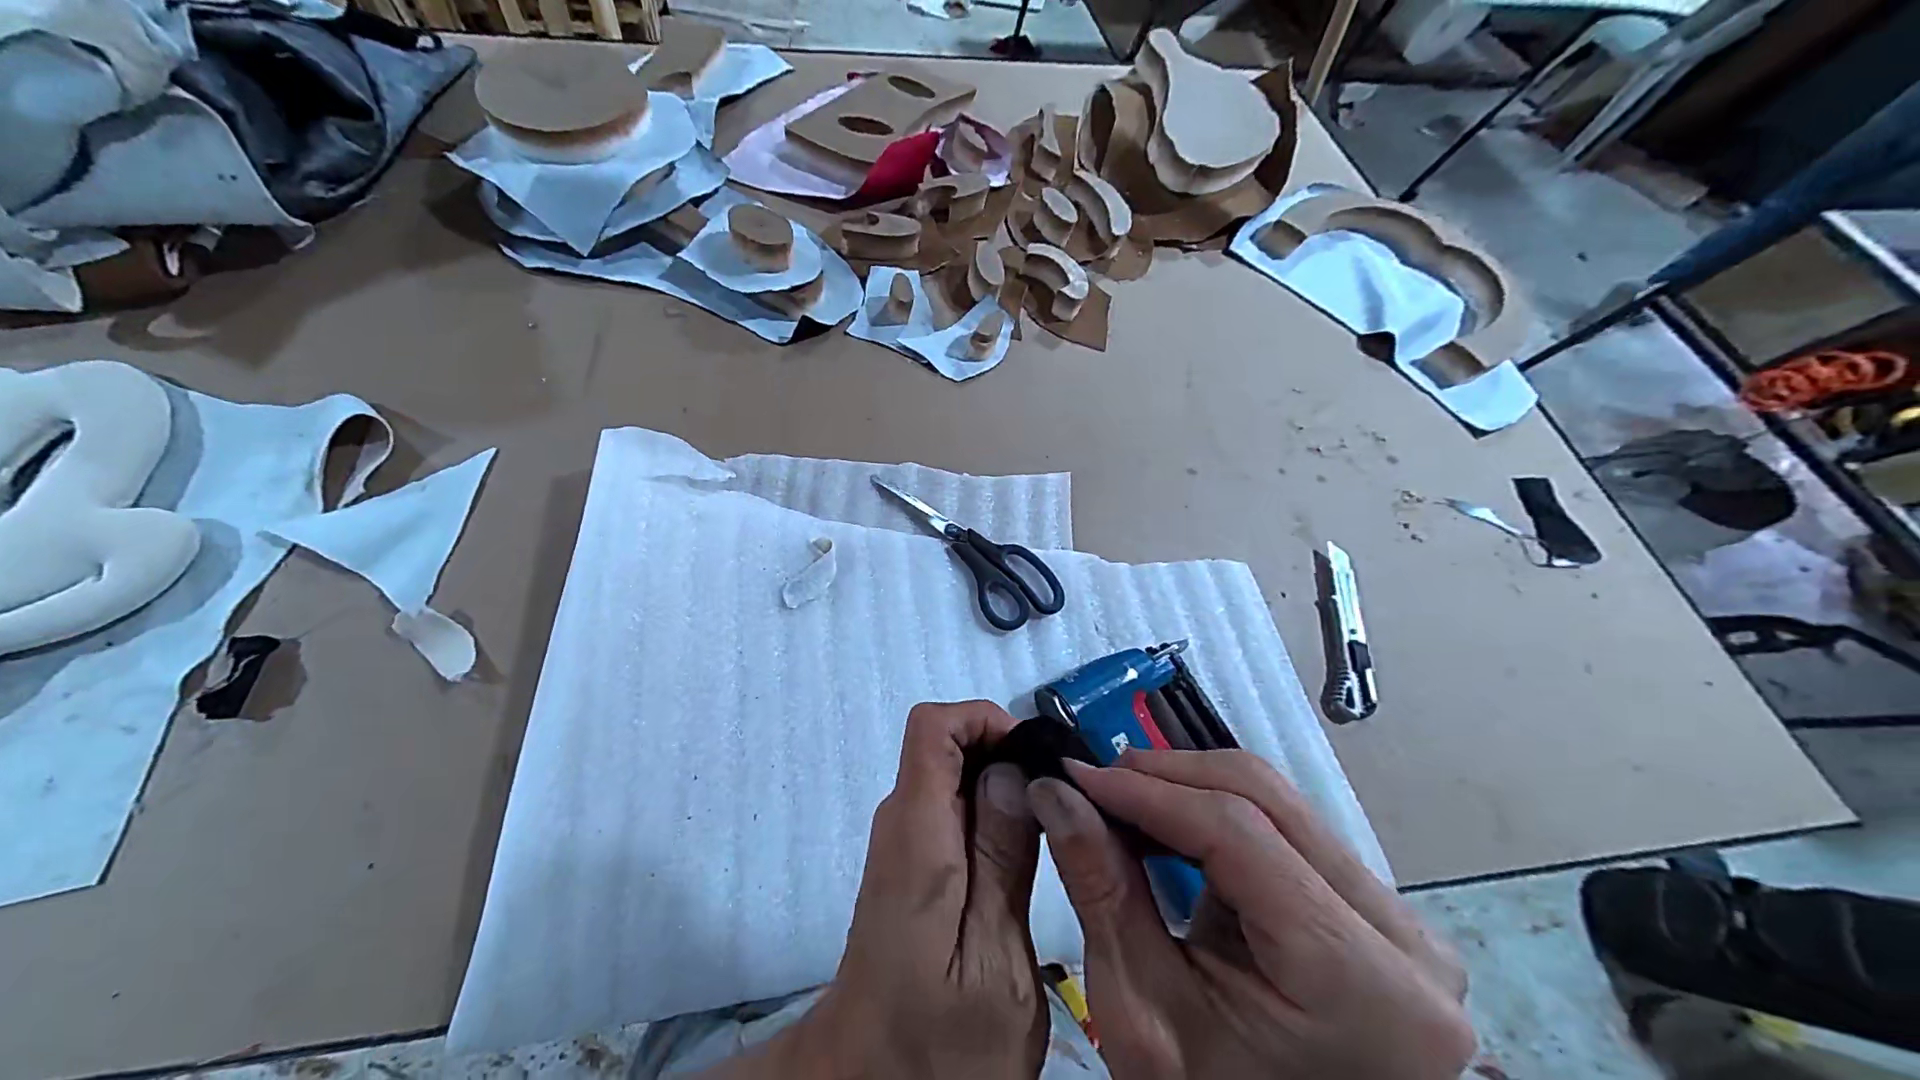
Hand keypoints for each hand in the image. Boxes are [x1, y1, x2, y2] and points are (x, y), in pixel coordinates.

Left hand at [705, 701, 1047, 1079]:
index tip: (1040, 760)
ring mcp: (905, 841)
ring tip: (1059, 830)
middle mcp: (901, 823)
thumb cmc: (936, 1045)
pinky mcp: (914, 861)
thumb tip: (1013, 772)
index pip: (933, 725)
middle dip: (1009, 754)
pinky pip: (955, 806)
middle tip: (1067, 803)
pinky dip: (997, 812)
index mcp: (917, 836)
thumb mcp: (994, 962)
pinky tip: (1030, 853)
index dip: (987, 721)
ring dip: (1008, 786)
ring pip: (957, 774)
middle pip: (948, 743)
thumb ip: (1004, 860)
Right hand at [1029, 749, 1472, 1079]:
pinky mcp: (1377, 913)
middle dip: (1167, 777)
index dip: (1148, 792)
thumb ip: (1103, 894)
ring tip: (1121, 802)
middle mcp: (1405, 936)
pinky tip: (1167, 827)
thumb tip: (1056, 793)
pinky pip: (1288, 829)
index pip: (1239, 832)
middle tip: (1094, 783)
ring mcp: (1401, 921)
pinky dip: (1217, 815)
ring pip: (1280, 803)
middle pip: (1268, 800)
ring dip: (1189, 790)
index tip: (1074, 774)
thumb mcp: (1144, 1014)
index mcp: (1361, 981)